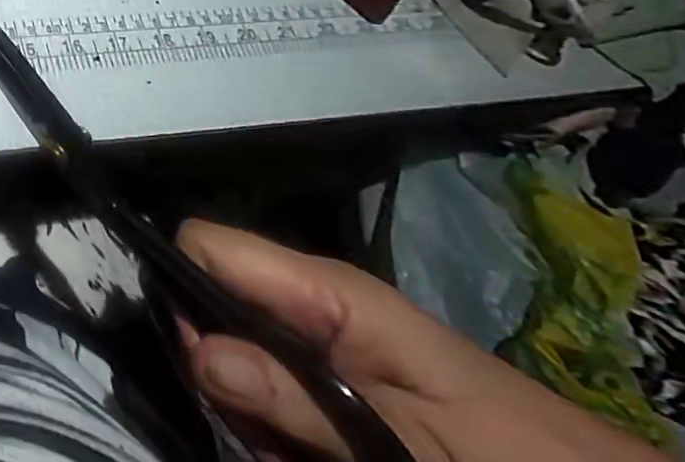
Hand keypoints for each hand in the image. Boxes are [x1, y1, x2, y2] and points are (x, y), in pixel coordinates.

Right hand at [176, 220, 667, 461]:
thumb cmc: (506, 457)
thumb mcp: (402, 442)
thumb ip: (299, 395)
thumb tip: (198, 351)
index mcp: (323, 291)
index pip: (206, 244)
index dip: (178, 285)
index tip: (182, 355)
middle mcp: (308, 301)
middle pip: (208, 300)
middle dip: (206, 361)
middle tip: (247, 431)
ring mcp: (317, 336)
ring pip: (229, 350)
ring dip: (237, 405)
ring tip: (280, 453)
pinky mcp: (328, 373)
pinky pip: (264, 384)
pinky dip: (264, 424)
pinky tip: (293, 456)